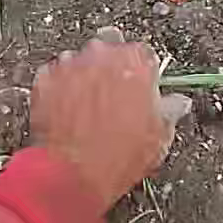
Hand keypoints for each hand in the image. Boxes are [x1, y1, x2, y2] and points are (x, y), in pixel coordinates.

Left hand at [29, 28, 189, 207]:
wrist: (72, 175)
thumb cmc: (119, 156)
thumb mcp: (159, 135)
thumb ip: (169, 110)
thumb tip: (177, 102)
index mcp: (137, 61)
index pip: (145, 54)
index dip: (143, 73)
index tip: (141, 88)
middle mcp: (103, 54)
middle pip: (110, 48)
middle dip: (112, 67)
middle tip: (112, 95)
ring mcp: (71, 64)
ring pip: (81, 60)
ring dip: (85, 75)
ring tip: (87, 107)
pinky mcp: (45, 79)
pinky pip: (55, 75)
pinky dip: (61, 88)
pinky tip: (67, 111)